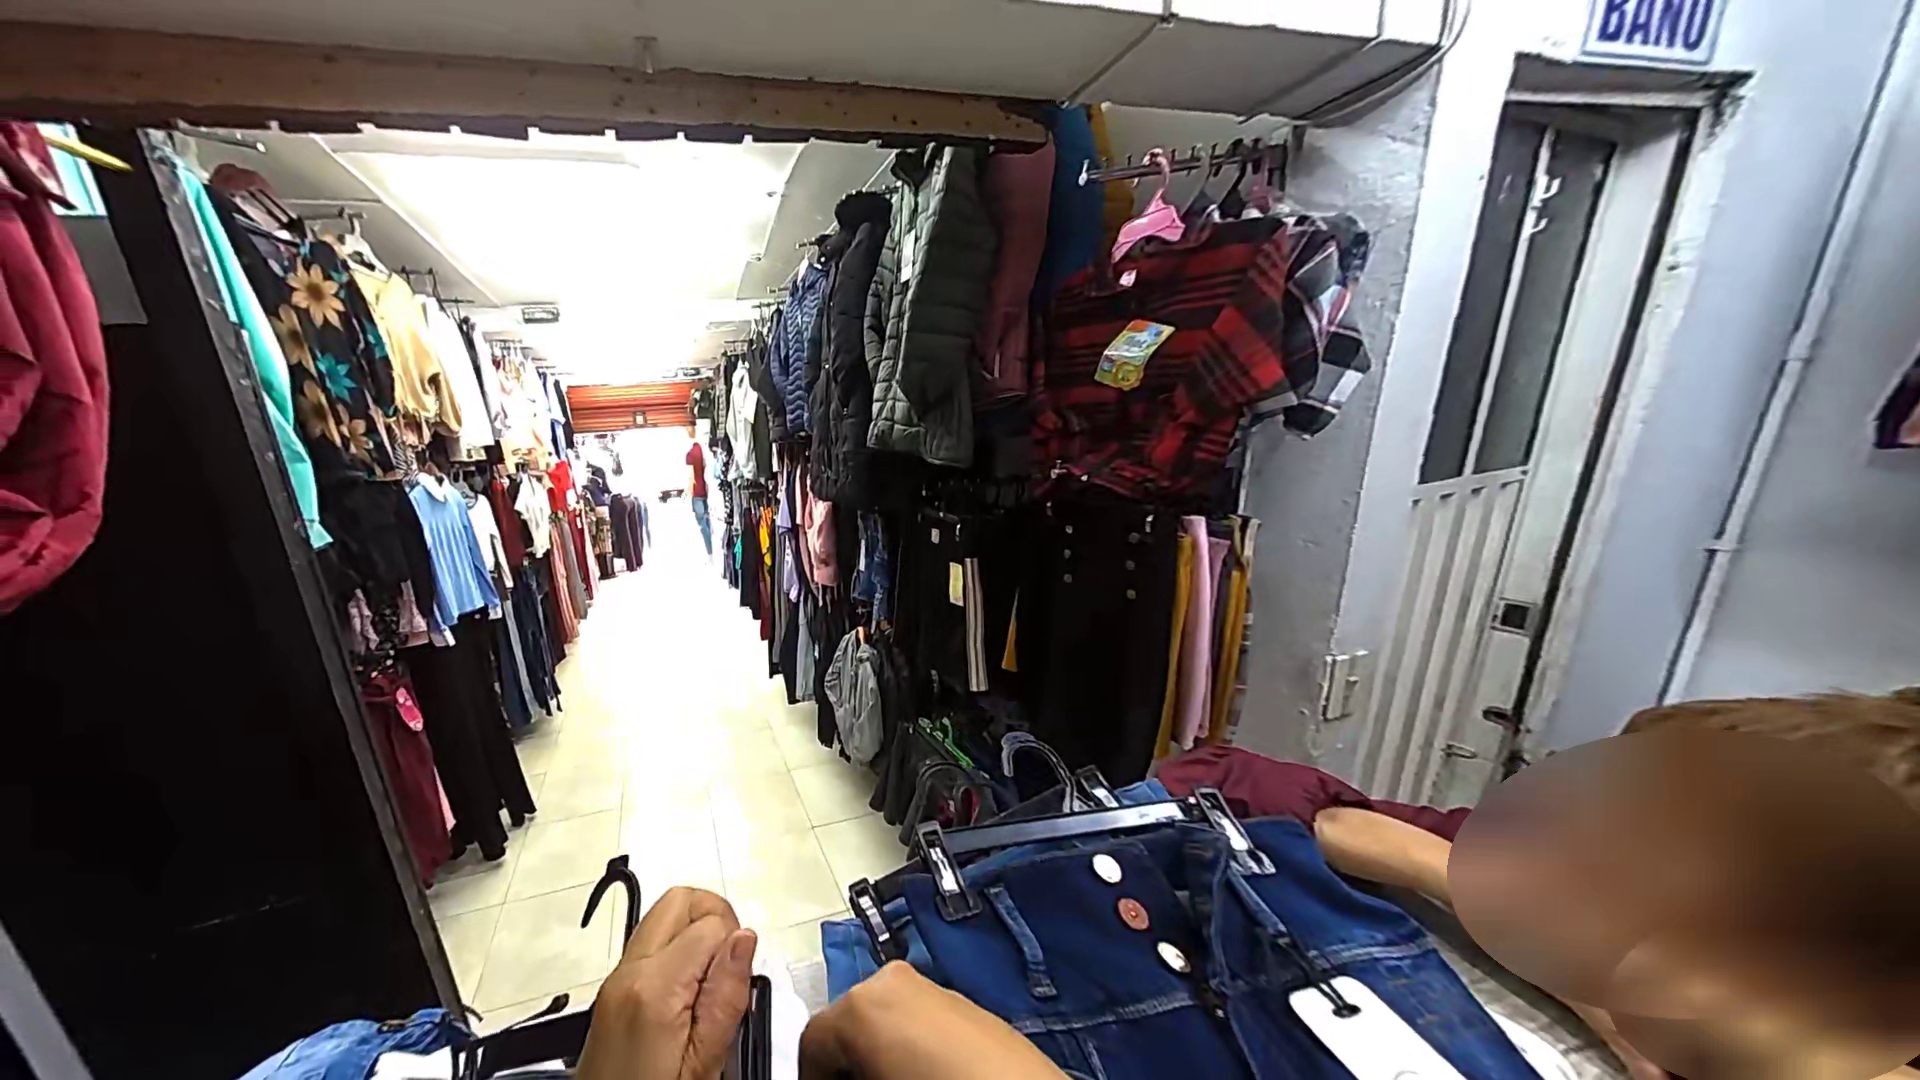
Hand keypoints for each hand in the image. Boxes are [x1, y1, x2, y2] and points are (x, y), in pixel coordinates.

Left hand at [577, 886, 758, 1079]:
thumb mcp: (704, 1064)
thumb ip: (727, 996)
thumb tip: (744, 937)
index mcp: (653, 989)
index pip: (711, 923)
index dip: (733, 947)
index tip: (732, 985)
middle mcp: (628, 974)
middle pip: (680, 900)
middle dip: (715, 917)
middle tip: (725, 965)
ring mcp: (615, 980)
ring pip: (665, 915)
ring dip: (696, 930)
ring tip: (708, 979)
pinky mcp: (612, 991)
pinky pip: (653, 942)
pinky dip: (678, 948)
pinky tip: (687, 990)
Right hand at [798, 961, 1066, 1079]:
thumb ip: (847, 1075)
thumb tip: (838, 1071)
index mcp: (864, 1002)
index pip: (811, 1041)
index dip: (814, 1076)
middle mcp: (890, 979)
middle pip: (844, 1023)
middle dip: (844, 1064)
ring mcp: (926, 984)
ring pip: (877, 1018)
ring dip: (873, 1054)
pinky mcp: (955, 997)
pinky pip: (909, 1018)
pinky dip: (902, 1045)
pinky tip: (919, 1074)